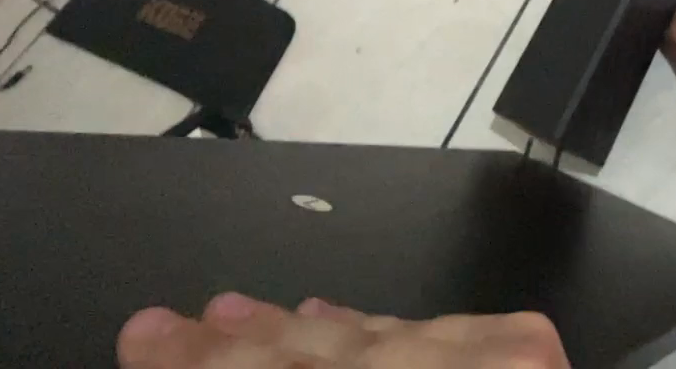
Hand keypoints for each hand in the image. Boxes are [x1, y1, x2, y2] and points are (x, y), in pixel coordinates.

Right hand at [116, 293, 569, 367]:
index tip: (148, 340)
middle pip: (326, 364)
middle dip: (239, 348)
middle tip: (169, 326)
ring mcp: (502, 360)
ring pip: (375, 338)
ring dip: (300, 332)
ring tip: (231, 313)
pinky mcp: (527, 345)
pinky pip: (430, 327)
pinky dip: (374, 329)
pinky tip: (327, 315)